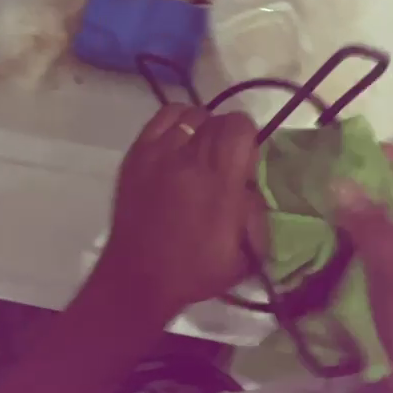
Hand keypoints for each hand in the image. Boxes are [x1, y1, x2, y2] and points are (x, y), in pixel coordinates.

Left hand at [88, 105, 263, 319]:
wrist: (139, 277)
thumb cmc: (194, 269)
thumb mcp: (244, 251)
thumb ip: (255, 212)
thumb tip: (250, 185)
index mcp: (219, 182)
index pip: (239, 127)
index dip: (248, 138)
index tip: (244, 163)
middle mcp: (189, 159)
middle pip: (217, 119)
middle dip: (227, 136)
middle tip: (223, 162)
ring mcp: (158, 153)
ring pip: (190, 115)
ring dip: (201, 129)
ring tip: (199, 152)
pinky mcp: (136, 154)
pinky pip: (161, 119)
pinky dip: (175, 124)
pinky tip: (178, 143)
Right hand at [335, 146, 392, 392]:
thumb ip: (370, 223)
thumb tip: (341, 181)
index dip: (385, 155)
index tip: (343, 145)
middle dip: (357, 186)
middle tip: (312, 179)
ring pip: (378, 233)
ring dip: (348, 221)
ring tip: (306, 211)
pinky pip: (370, 264)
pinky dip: (347, 253)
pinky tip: (318, 255)